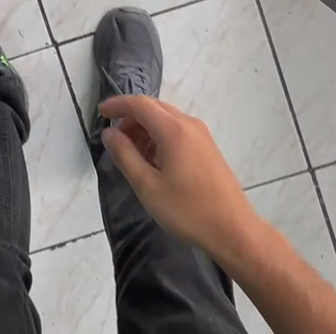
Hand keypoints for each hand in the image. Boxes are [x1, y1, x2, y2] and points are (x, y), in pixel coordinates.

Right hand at [100, 95, 259, 259]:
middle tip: (114, 138)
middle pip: (153, 107)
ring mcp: (201, 135)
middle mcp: (188, 124)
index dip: (117, 105)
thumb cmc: (188, 211)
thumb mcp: (148, 186)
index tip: (101, 114)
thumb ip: (125, 155)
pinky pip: (178, 130)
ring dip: (145, 128)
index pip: (139, 104)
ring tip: (132, 153)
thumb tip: (109, 133)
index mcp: (173, 129)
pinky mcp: (208, 148)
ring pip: (166, 118)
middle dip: (130, 117)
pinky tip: (154, 160)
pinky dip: (160, 135)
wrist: (235, 232)